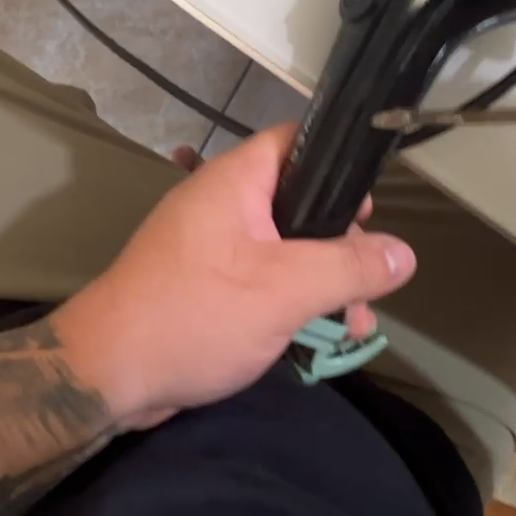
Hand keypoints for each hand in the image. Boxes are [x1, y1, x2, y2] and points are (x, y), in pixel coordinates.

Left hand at [51, 124, 416, 428]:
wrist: (110, 373)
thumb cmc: (196, 314)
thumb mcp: (284, 289)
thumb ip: (349, 267)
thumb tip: (405, 253)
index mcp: (234, 182)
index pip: (294, 142)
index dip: (336, 164)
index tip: (367, 208)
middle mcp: (222, 205)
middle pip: (299, 203)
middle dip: (341, 245)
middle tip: (369, 281)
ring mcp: (212, 247)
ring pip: (285, 250)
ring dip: (324, 284)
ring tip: (357, 326)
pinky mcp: (208, 285)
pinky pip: (262, 281)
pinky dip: (292, 303)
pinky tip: (321, 340)